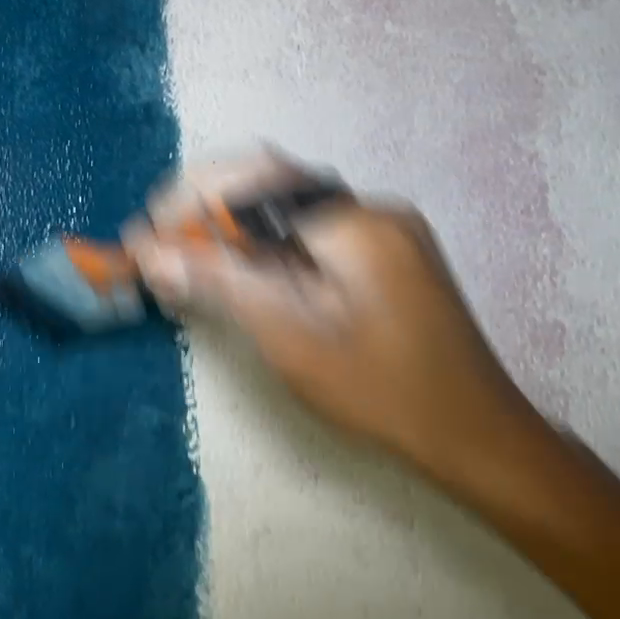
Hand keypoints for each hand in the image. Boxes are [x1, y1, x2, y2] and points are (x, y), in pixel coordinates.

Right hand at [122, 150, 538, 478]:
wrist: (474, 436)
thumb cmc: (381, 393)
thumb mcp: (290, 339)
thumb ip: (219, 283)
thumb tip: (147, 251)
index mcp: (355, 225)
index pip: (255, 183)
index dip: (190, 199)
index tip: (145, 234)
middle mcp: (369, 211)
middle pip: (267, 184)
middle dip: (202, 209)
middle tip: (156, 248)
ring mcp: (377, 230)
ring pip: (281, 207)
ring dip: (225, 227)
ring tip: (178, 261)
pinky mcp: (376, 253)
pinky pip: (302, 231)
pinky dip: (256, 245)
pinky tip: (228, 273)